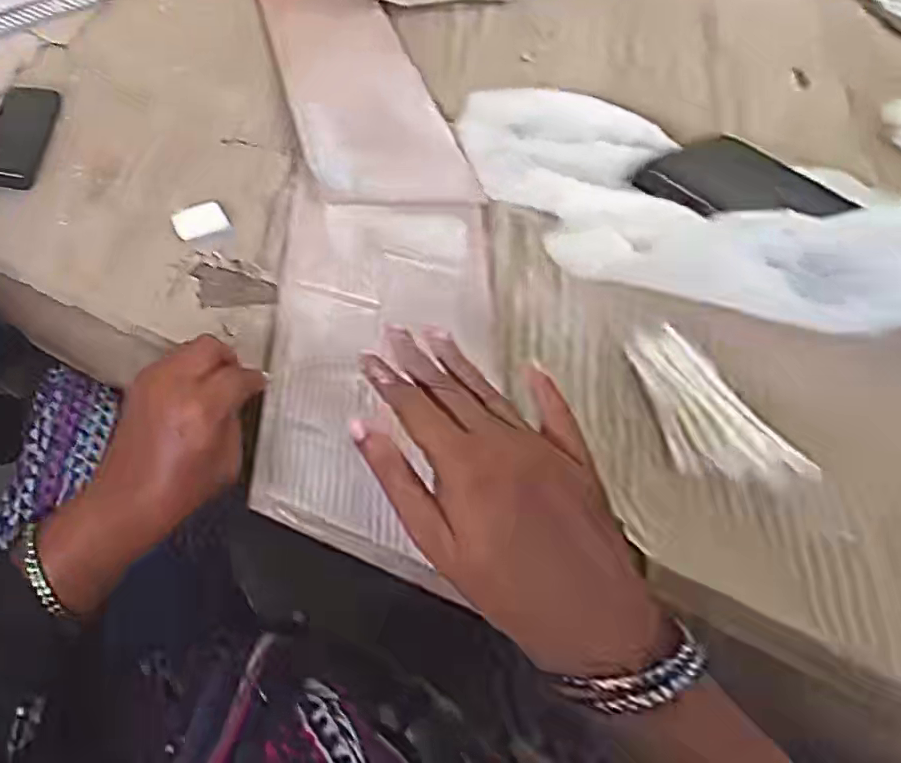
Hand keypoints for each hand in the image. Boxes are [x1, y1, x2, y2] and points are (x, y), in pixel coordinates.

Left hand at [88, 336, 267, 538]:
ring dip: (204, 361)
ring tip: (212, 385)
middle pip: (209, 346)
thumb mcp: (227, 460)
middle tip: (235, 378)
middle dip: (228, 359)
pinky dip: (183, 369)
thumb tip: (236, 398)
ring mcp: (151, 379)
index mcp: (201, 406)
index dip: (253, 380)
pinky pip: (168, 362)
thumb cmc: (182, 487)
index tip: (258, 385)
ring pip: (186, 348)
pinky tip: (188, 392)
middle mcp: (174, 383)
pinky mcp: (137, 382)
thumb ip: (233, 420)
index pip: (236, 375)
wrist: (131, 493)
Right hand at [356, 329, 668, 677]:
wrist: (599, 628)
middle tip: (396, 332)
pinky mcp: (579, 467)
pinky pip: (559, 418)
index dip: (387, 380)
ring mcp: (545, 453)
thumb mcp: (433, 539)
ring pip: (493, 396)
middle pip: (449, 391)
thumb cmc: (504, 587)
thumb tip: (362, 429)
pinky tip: (533, 369)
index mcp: (464, 463)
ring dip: (461, 364)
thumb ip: (395, 478)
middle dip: (417, 359)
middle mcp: (503, 447)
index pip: (414, 407)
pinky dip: (545, 391)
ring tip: (438, 336)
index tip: (368, 359)